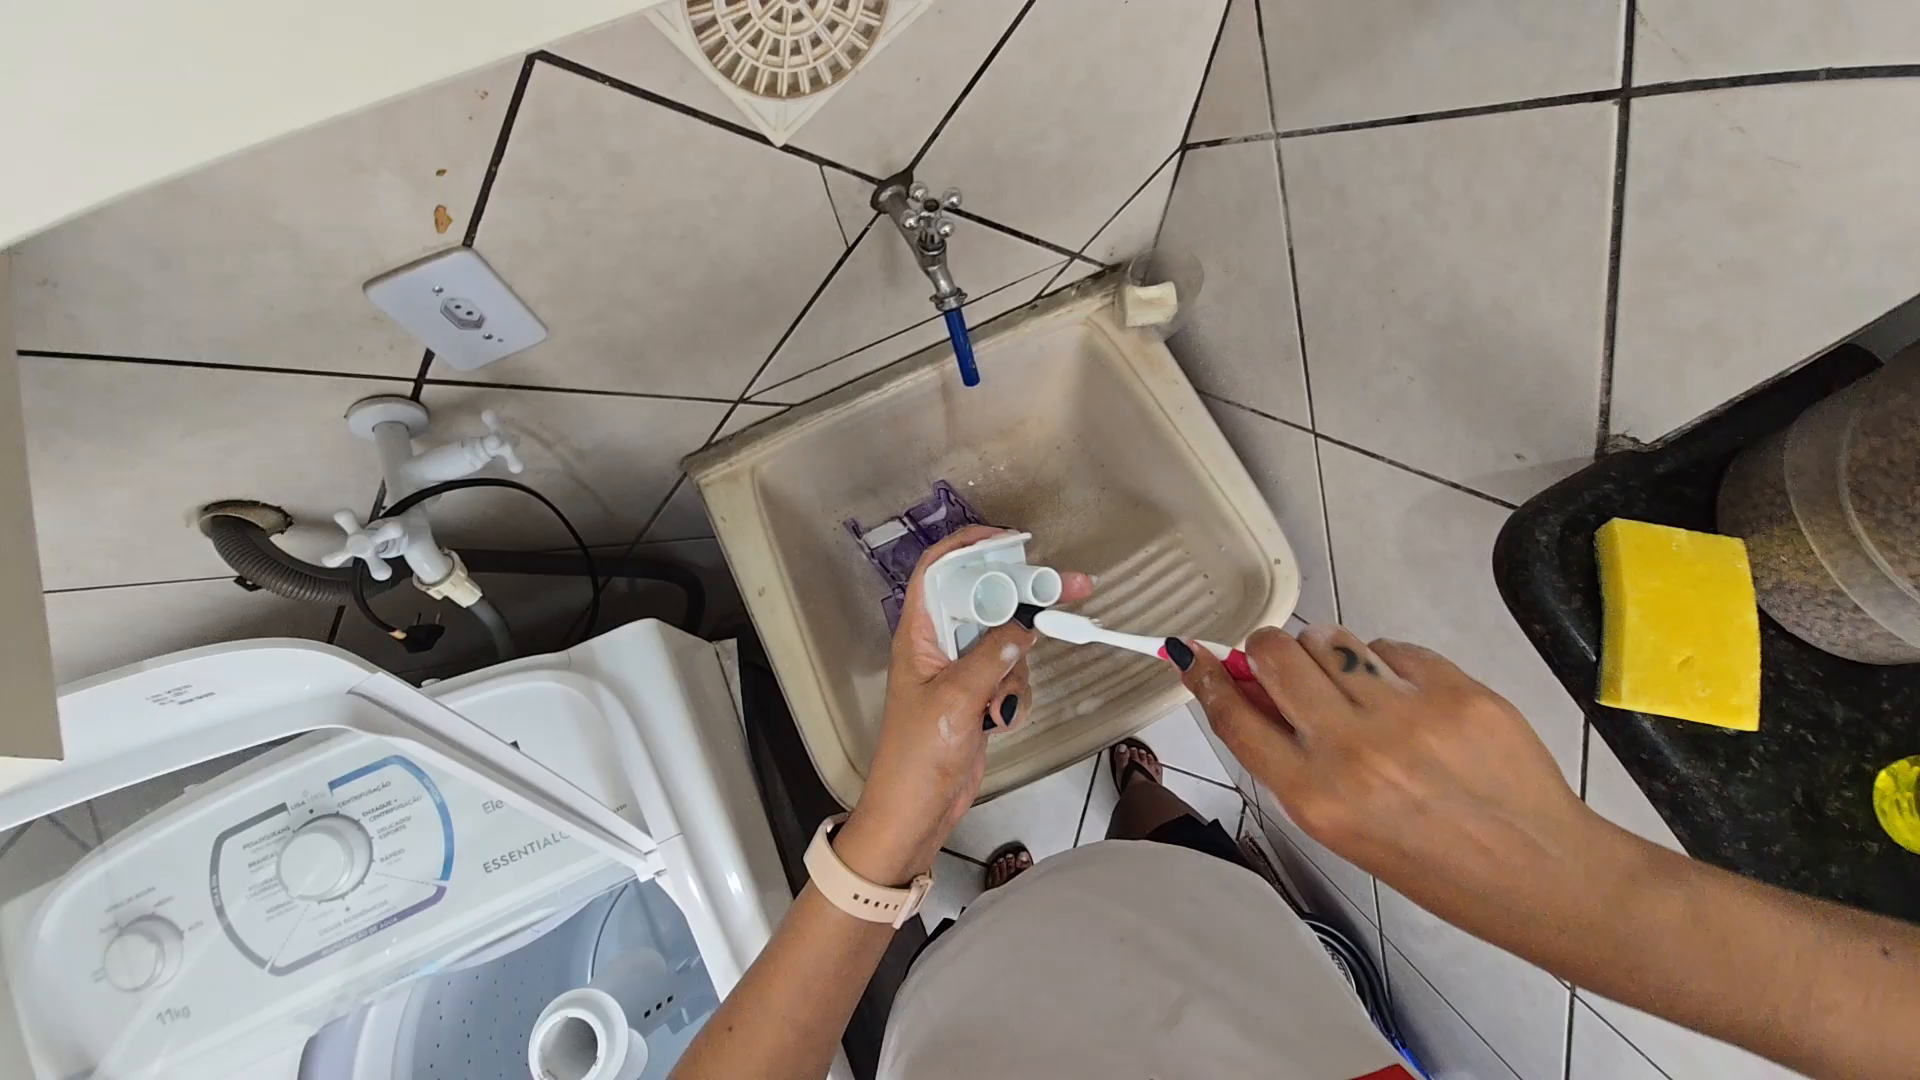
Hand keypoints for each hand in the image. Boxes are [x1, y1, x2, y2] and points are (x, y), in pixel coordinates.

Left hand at [835, 527, 1094, 885]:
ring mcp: (963, 669)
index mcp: (919, 632)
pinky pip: (1011, 675)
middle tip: (1074, 587)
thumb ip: (991, 656)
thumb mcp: (955, 699)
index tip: (1012, 541)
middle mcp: (940, 642)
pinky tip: (998, 722)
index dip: (970, 545)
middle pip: (987, 599)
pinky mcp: (980, 694)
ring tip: (997, 706)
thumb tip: (1024, 624)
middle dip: (1025, 600)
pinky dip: (1013, 696)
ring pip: (1007, 641)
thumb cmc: (919, 753)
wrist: (916, 813)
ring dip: (1015, 670)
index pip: (939, 569)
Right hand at [1176, 623, 1601, 921]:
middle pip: (1272, 653)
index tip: (1189, 651)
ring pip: (1327, 637)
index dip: (1204, 675)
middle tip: (1287, 666)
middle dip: (1267, 649)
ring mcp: (1406, 715)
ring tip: (1357, 686)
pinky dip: (1385, 664)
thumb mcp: (1336, 822)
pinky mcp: (1456, 690)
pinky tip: (1410, 699)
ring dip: (1326, 653)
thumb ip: (1286, 754)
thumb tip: (1245, 687)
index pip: (1233, 715)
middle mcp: (1351, 750)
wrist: (1543, 873)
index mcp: (1315, 796)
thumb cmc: (1425, 860)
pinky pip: (1388, 645)